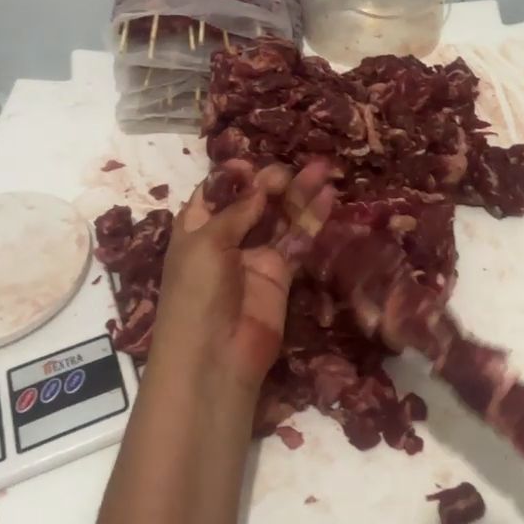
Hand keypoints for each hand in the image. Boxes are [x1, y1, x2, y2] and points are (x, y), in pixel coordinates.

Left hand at [149, 161, 335, 393]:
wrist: (214, 359)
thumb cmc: (196, 294)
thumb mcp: (206, 244)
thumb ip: (237, 212)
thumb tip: (259, 187)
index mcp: (195, 227)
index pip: (215, 192)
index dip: (233, 176)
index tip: (251, 165)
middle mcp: (225, 238)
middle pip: (253, 201)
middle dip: (273, 182)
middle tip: (294, 170)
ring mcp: (254, 257)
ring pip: (280, 217)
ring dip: (300, 194)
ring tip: (324, 170)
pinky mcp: (280, 275)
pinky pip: (297, 241)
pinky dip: (312, 220)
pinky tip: (327, 198)